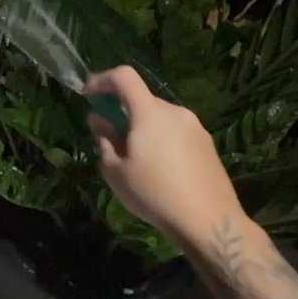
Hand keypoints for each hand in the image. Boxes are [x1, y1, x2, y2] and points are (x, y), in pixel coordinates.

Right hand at [83, 66, 247, 248]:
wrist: (209, 221)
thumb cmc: (154, 193)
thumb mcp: (115, 171)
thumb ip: (104, 140)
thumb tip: (100, 121)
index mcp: (150, 113)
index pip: (124, 77)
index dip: (102, 80)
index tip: (88, 95)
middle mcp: (175, 112)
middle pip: (142, 100)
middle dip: (121, 112)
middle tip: (109, 137)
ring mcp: (195, 128)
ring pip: (159, 117)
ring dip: (142, 127)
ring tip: (135, 159)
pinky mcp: (207, 144)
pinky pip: (176, 132)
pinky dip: (160, 139)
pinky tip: (159, 169)